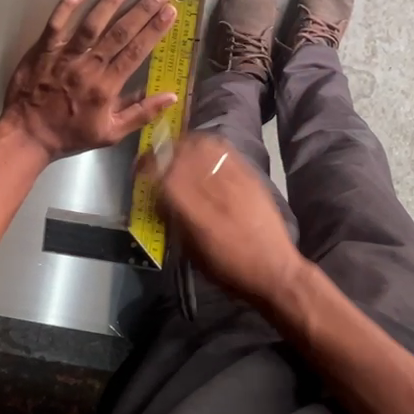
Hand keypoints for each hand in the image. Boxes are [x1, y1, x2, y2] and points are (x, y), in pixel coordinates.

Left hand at [0, 0, 178, 160]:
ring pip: (91, 24)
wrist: (27, 135)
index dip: (155, 30)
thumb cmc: (70, 134)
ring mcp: (64, 56)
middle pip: (119, 33)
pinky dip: (68, 5)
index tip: (170, 11)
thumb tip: (172, 95)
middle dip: (142, 10)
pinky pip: (56, 23)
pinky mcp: (43, 49)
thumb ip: (142, 113)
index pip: (136, 52)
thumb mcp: (111, 133)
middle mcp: (88, 68)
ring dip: (110, 1)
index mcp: (106, 88)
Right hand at [147, 133, 305, 304]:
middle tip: (158, 158)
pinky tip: (204, 152)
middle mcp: (211, 188)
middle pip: (180, 153)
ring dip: (185, 145)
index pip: (162, 174)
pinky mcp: (248, 174)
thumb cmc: (229, 269)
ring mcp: (232, 177)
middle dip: (163, 152)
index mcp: (192, 211)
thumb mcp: (191, 251)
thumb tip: (161, 199)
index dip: (146, 166)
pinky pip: (223, 148)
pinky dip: (208, 144)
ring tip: (180, 151)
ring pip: (201, 144)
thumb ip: (174, 220)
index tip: (140, 169)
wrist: (274, 268)